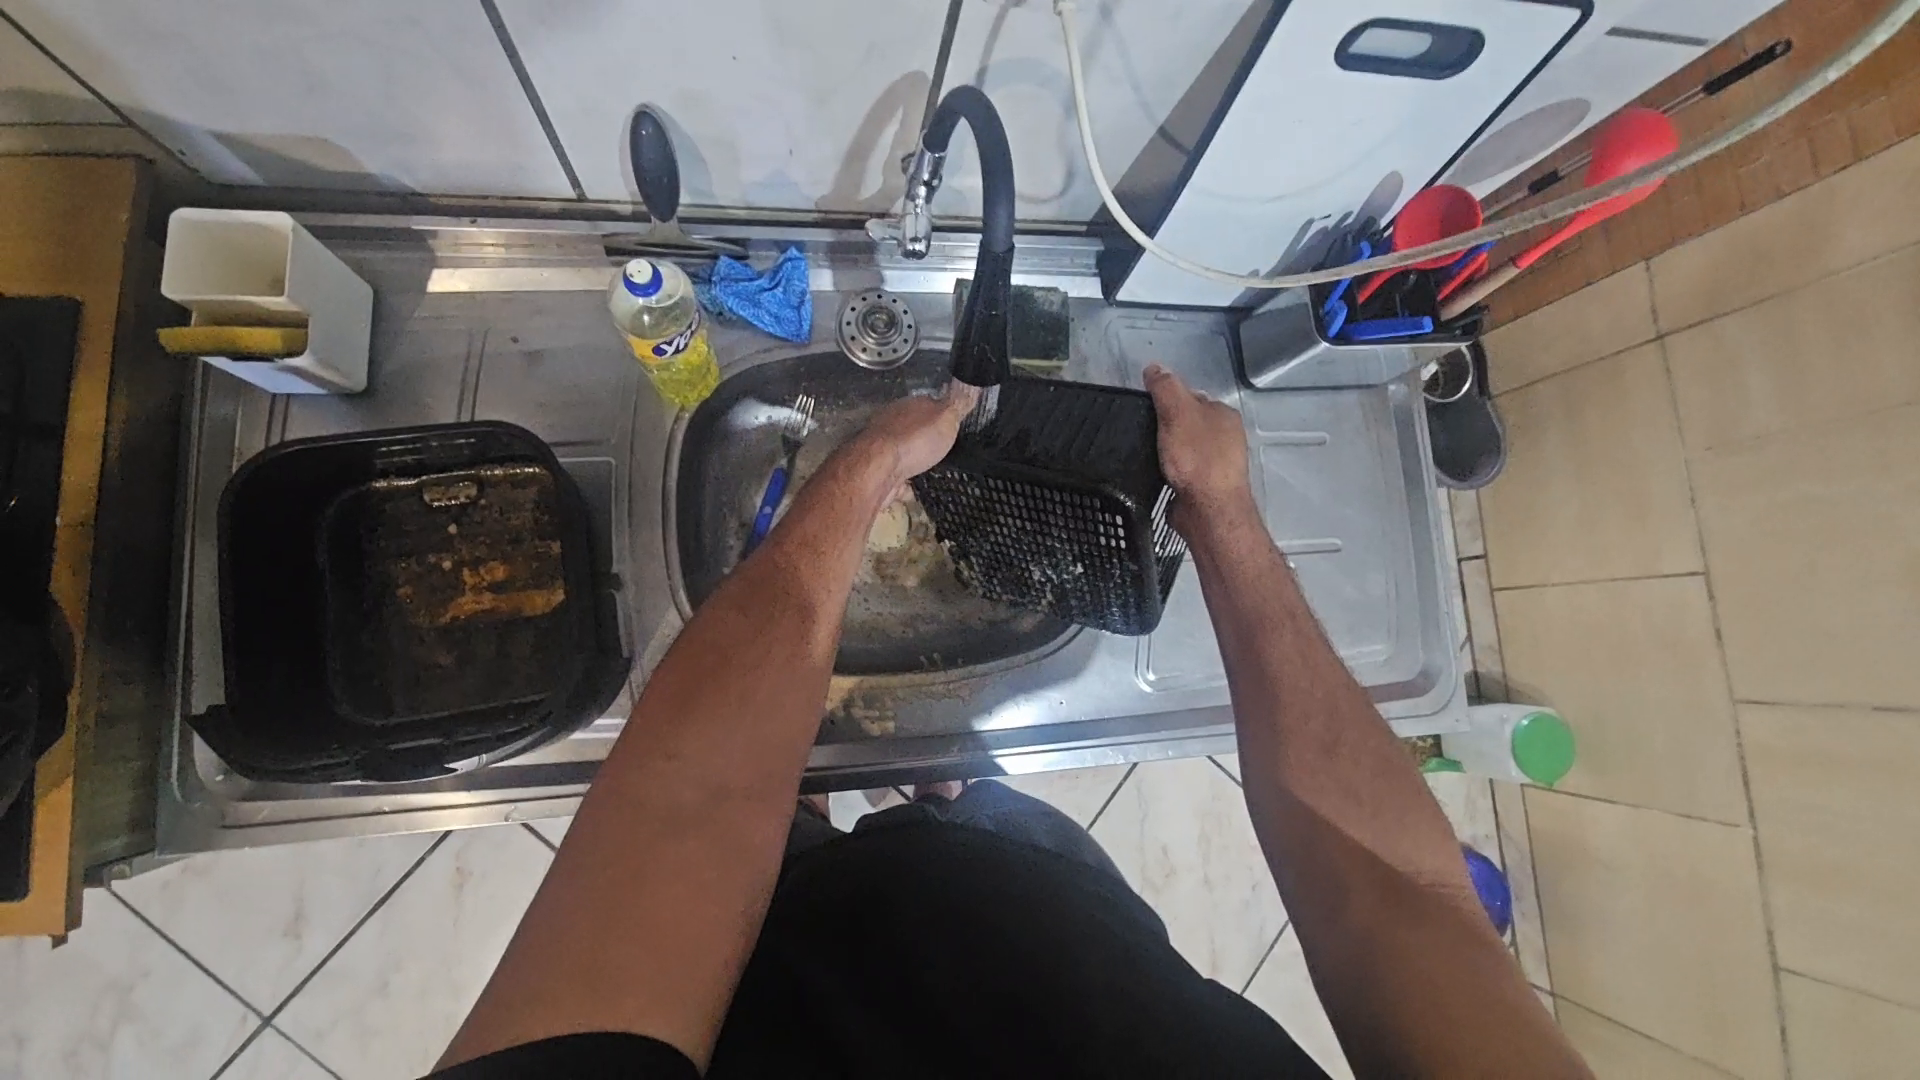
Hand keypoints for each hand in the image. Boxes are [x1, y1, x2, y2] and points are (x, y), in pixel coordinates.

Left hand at [853, 379, 978, 487]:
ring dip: (912, 458)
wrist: (878, 470)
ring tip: (930, 469)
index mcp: (907, 406)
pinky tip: (913, 487)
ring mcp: (881, 448)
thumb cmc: (914, 440)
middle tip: (942, 449)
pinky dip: (903, 481)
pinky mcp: (877, 472)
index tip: (952, 425)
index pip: (928, 404)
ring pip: (901, 451)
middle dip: (924, 438)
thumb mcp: (946, 417)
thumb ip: (958, 404)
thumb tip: (970, 387)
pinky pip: (894, 475)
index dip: (941, 414)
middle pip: (912, 428)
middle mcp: (890, 423)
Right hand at [1144, 364, 1254, 533]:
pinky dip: (1170, 472)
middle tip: (1141, 435)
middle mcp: (1227, 438)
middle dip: (1166, 428)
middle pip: (1188, 424)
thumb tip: (1154, 367)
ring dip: (1167, 452)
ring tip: (1145, 456)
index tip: (1145, 410)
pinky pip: (1183, 472)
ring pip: (1185, 449)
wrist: (1208, 510)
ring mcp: (1219, 465)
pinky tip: (1157, 476)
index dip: (1167, 400)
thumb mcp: (1177, 414)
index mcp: (1224, 415)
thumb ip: (1165, 388)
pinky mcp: (1207, 488)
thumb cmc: (1195, 458)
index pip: (1191, 397)